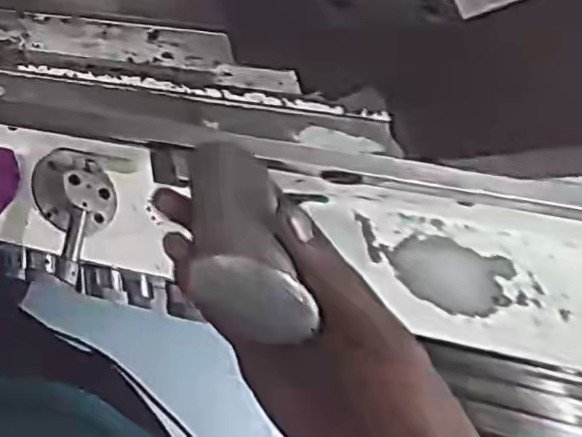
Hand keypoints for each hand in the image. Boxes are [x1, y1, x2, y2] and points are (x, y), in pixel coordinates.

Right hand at [154, 188, 475, 436]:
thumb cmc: (410, 407)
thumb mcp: (374, 329)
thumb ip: (330, 275)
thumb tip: (290, 217)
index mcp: (328, 282)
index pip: (279, 225)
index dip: (246, 197)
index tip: (217, 174)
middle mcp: (295, 296)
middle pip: (241, 243)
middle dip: (205, 215)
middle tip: (177, 196)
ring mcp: (271, 322)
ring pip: (222, 272)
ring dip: (193, 248)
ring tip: (172, 228)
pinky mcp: (253, 349)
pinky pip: (216, 308)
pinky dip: (194, 286)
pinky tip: (182, 270)